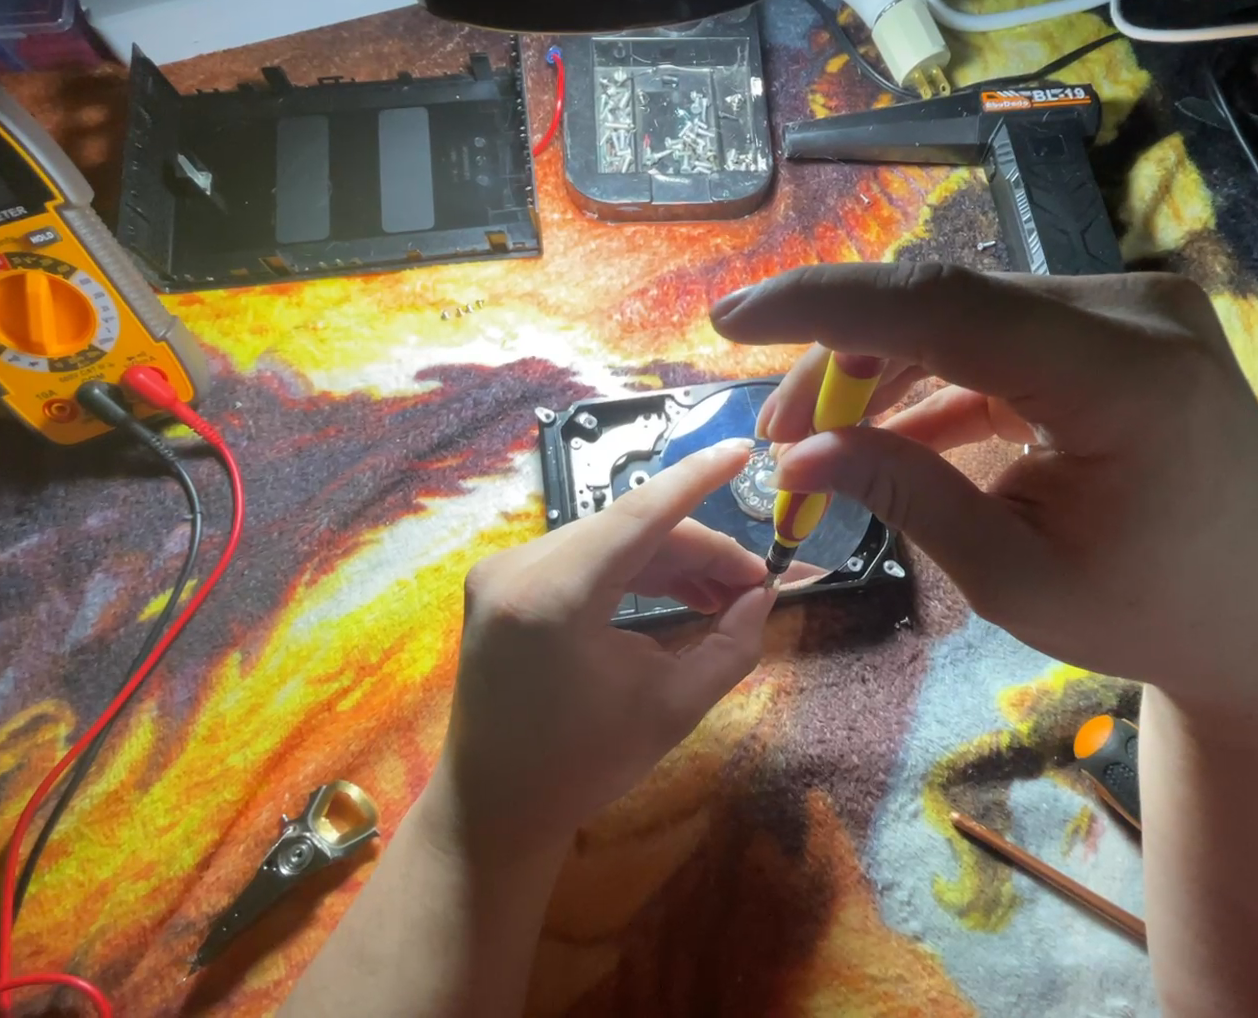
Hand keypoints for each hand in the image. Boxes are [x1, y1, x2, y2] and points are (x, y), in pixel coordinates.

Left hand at [437, 439, 778, 858]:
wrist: (494, 808)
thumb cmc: (583, 767)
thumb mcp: (674, 708)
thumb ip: (731, 645)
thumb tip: (762, 595)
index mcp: (555, 597)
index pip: (641, 514)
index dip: (698, 479)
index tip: (744, 450)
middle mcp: (520, 567)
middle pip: (631, 530)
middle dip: (699, 550)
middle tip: (751, 583)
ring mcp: (504, 571)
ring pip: (610, 541)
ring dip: (670, 561)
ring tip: (722, 596)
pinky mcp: (503, 582)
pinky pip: (585, 558)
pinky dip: (634, 571)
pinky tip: (677, 593)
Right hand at [712, 264, 1257, 705]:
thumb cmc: (1146, 617)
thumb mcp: (1011, 574)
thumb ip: (905, 496)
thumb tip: (796, 460)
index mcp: (1124, 375)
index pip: (942, 307)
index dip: (824, 306)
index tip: (732, 319)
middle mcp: (1132, 313)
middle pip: (943, 307)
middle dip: (841, 359)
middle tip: (777, 429)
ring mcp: (1129, 316)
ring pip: (961, 319)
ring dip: (880, 371)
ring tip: (815, 435)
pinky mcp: (1113, 337)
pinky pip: (996, 343)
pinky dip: (932, 384)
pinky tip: (882, 430)